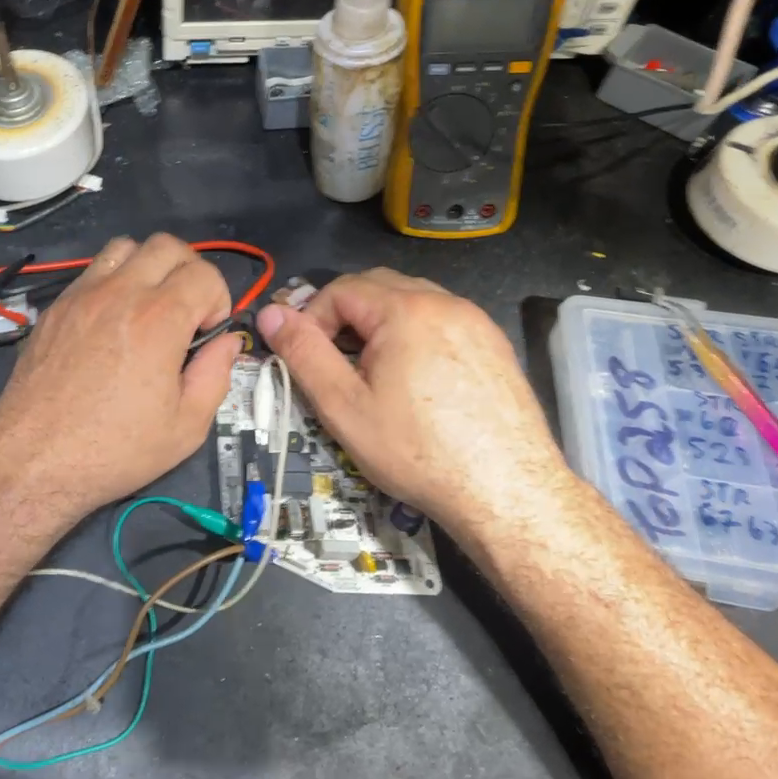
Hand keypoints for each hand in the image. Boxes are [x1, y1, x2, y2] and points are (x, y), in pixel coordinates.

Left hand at [0, 234, 241, 518]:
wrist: (35, 458)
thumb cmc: (115, 449)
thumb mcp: (185, 427)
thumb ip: (215, 375)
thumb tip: (227, 343)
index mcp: (158, 319)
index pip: (202, 273)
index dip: (217, 299)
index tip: (207, 333)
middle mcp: (119, 293)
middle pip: (166, 245)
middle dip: (188, 271)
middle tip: (187, 312)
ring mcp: (82, 295)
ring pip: (125, 247)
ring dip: (147, 266)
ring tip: (149, 306)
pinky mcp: (56, 307)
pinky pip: (92, 271)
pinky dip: (113, 281)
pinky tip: (112, 321)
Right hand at [255, 269, 572, 537]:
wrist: (508, 492)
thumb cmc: (417, 450)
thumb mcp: (344, 405)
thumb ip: (303, 353)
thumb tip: (270, 314)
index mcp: (405, 309)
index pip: (340, 289)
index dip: (312, 319)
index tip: (308, 360)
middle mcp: (445, 302)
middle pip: (377, 285)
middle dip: (345, 315)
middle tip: (334, 362)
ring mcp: (476, 322)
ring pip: (411, 300)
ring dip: (380, 323)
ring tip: (371, 371)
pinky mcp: (495, 346)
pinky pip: (441, 321)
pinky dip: (415, 335)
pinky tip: (413, 380)